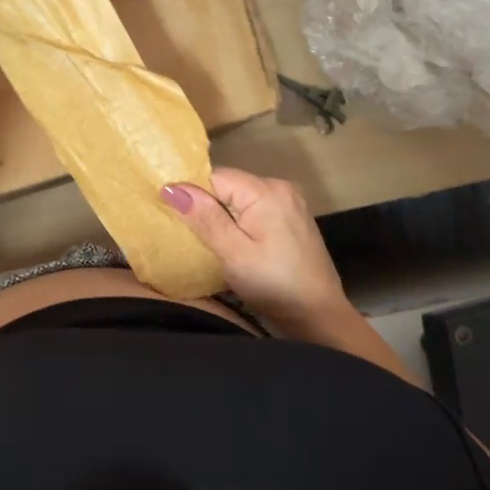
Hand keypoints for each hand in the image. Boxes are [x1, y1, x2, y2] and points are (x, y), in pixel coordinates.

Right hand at [161, 168, 352, 332]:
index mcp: (266, 190)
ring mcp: (290, 203)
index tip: (176, 218)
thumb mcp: (233, 253)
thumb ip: (205, 218)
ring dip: (223, 217)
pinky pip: (257, 211)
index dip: (193, 193)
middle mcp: (280, 187)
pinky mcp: (293, 220)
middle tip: (192, 236)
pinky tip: (236, 246)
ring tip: (210, 242)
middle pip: (229, 186)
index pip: (216, 176)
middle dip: (208, 206)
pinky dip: (241, 223)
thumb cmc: (273, 284)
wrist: (318, 313)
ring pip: (242, 200)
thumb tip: (171, 188)